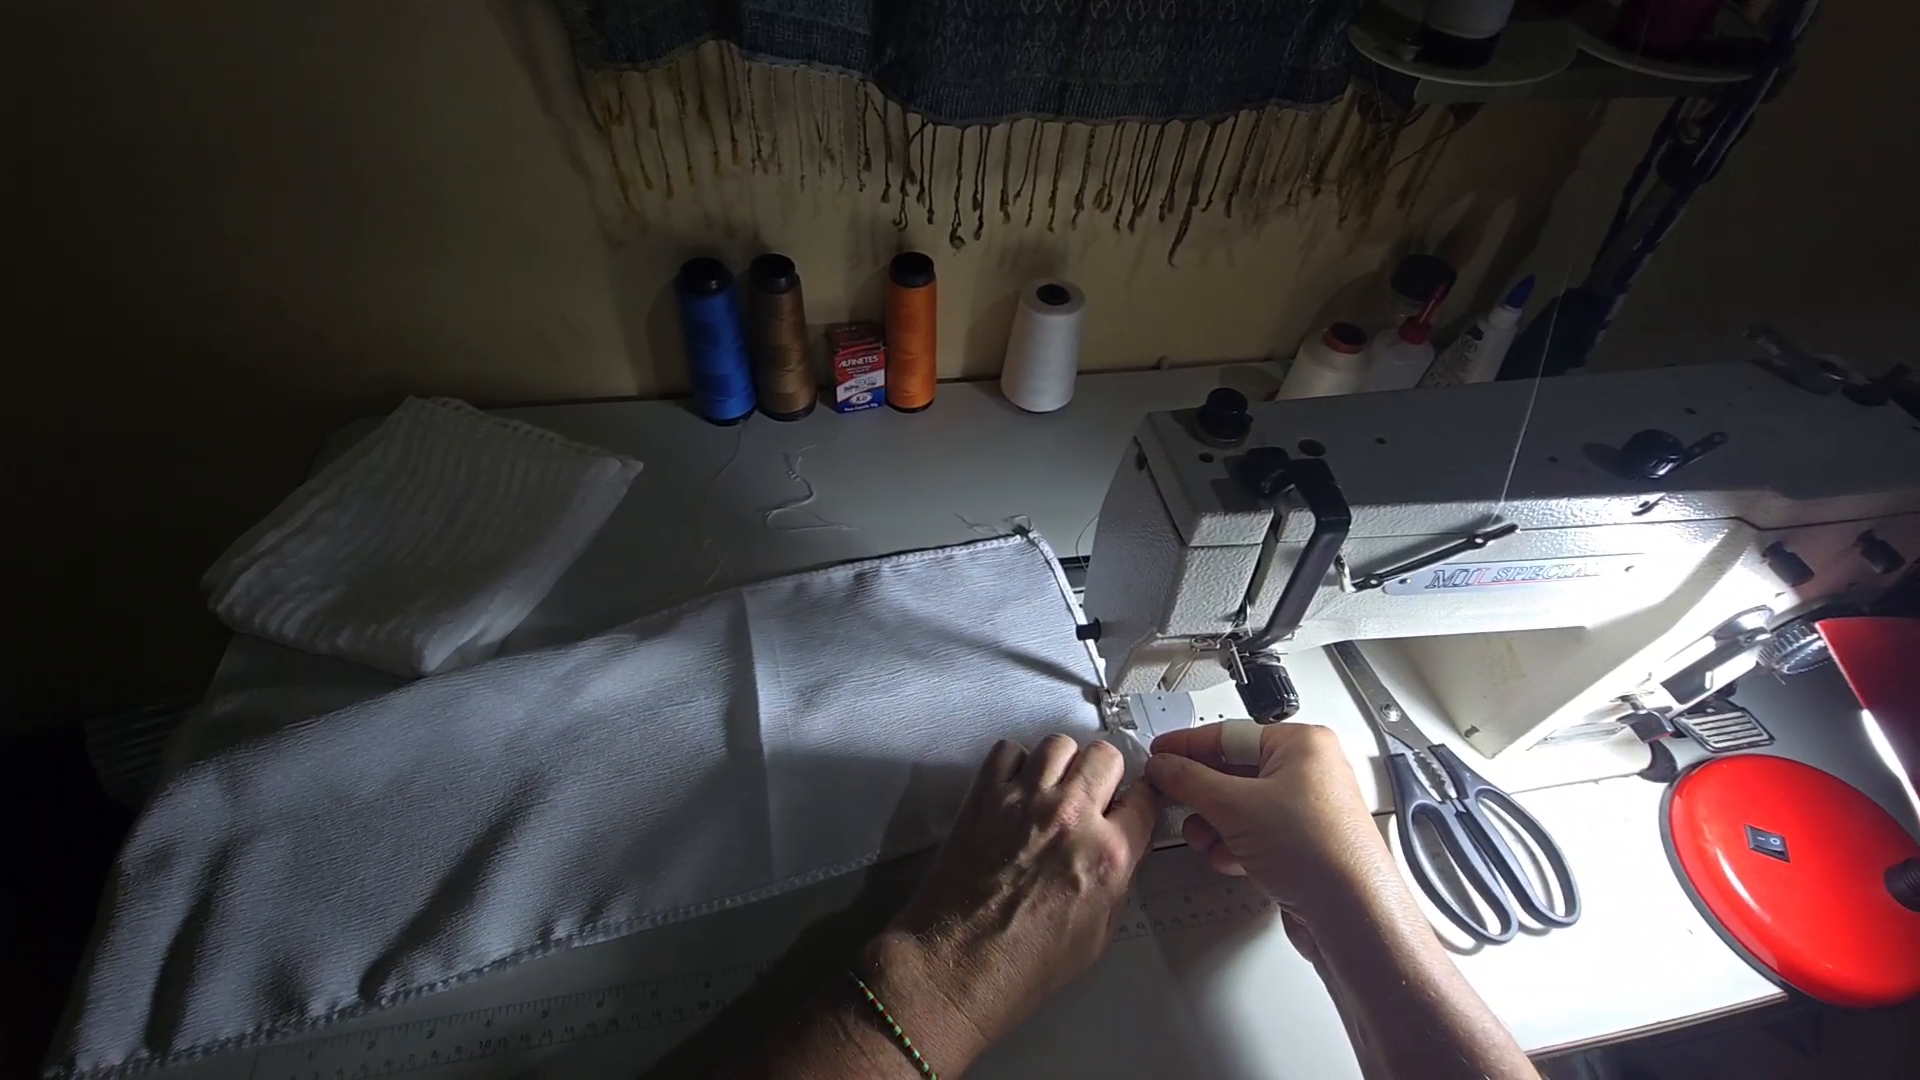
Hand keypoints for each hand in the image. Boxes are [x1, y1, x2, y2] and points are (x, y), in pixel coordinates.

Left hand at [863, 735, 1157, 1070]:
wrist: (961, 962)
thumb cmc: (1024, 960)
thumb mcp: (1099, 931)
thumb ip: (1118, 876)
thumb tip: (1121, 845)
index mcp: (1107, 855)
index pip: (1143, 799)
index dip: (1139, 799)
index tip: (1131, 800)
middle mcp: (1071, 817)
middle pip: (1104, 756)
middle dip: (1104, 772)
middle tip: (1092, 790)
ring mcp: (1026, 799)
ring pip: (1059, 744)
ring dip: (1061, 762)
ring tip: (1053, 784)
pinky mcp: (986, 793)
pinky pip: (1009, 750)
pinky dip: (1015, 763)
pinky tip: (1015, 787)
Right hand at [1143, 722, 1393, 918]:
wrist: (1356, 921)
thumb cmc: (1322, 855)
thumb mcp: (1234, 806)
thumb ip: (1188, 780)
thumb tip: (1164, 766)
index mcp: (1303, 744)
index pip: (1229, 734)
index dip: (1188, 745)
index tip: (1161, 753)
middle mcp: (1310, 772)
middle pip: (1234, 770)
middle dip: (1201, 793)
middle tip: (1172, 796)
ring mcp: (1309, 810)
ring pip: (1242, 805)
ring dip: (1214, 822)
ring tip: (1200, 835)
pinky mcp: (1305, 844)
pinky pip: (1257, 831)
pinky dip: (1234, 841)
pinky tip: (1224, 856)